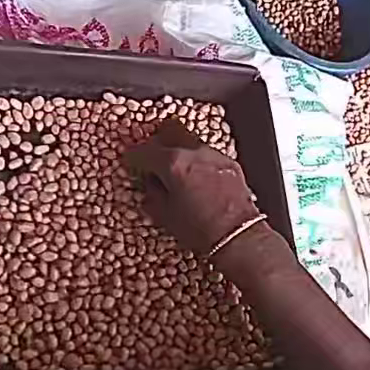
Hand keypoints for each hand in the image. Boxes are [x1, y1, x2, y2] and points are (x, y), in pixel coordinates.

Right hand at [124, 119, 262, 256]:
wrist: (238, 236)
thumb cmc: (201, 229)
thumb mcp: (165, 215)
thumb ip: (153, 194)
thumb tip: (150, 185)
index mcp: (173, 163)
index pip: (144, 151)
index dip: (134, 157)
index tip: (131, 162)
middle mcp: (194, 153)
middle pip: (169, 133)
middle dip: (157, 144)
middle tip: (152, 161)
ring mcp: (215, 156)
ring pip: (191, 143)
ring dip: (180, 153)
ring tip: (176, 173)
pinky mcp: (230, 164)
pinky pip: (208, 156)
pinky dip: (198, 163)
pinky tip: (197, 180)